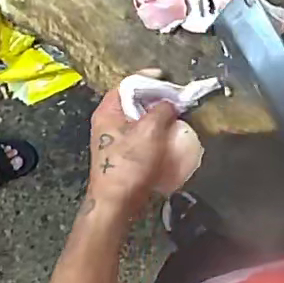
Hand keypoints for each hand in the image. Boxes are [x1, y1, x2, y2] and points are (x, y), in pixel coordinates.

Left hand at [86, 89, 191, 221]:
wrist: (116, 204)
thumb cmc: (128, 166)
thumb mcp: (150, 131)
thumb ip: (162, 110)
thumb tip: (171, 103)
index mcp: (107, 111)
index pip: (127, 84)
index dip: (148, 78)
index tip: (167, 78)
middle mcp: (107, 122)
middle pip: (134, 101)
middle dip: (156, 99)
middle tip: (175, 98)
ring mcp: (114, 140)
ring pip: (138, 120)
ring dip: (157, 117)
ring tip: (176, 116)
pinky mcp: (122, 155)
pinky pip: (141, 137)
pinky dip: (155, 134)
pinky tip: (169, 139)